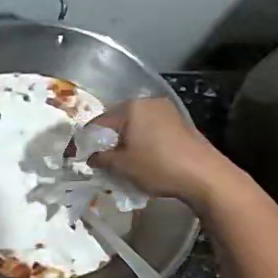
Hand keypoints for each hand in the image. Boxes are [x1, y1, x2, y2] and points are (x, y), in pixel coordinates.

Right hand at [87, 97, 242, 209]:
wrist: (204, 175)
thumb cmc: (158, 167)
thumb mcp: (122, 166)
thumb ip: (101, 158)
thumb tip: (91, 157)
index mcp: (131, 107)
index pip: (98, 122)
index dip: (83, 141)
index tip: (73, 156)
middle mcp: (148, 102)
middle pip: (117, 121)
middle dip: (105, 140)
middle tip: (96, 159)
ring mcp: (166, 111)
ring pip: (135, 126)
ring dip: (124, 142)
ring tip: (118, 162)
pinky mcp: (179, 123)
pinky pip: (151, 130)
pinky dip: (140, 142)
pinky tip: (140, 159)